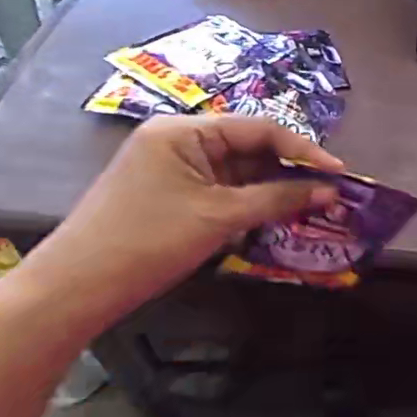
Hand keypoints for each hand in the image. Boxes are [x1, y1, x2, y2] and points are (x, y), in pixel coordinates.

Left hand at [16, 115, 342, 324]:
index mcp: (184, 130)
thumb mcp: (220, 217)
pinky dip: (249, 202)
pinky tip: (276, 216)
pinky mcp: (170, 193)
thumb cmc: (148, 242)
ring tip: (312, 205)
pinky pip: (220, 189)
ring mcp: (172, 167)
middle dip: (290, 170)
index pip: (259, 128)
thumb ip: (278, 198)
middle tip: (330, 191)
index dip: (304, 149)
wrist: (76, 288)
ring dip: (272, 188)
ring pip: (237, 170)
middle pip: (249, 147)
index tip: (339, 172)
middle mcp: (178, 139)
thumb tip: (330, 190)